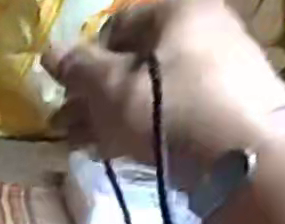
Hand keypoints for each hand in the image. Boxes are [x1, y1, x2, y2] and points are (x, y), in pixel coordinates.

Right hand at [45, 0, 284, 179]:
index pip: (113, 27)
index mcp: (176, 10)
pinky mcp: (220, 97)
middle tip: (66, 128)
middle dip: (93, 95)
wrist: (235, 149)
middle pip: (130, 59)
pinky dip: (139, 122)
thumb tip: (50, 51)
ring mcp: (216, 60)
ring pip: (145, 86)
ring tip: (86, 144)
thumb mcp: (108, 88)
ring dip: (109, 114)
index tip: (66, 97)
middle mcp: (201, 24)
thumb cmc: (164, 109)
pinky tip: (120, 147)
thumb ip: (77, 68)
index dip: (83, 63)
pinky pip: (167, 104)